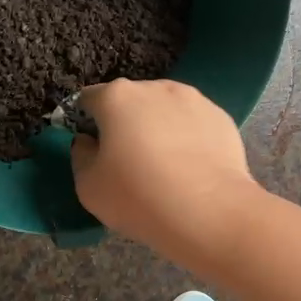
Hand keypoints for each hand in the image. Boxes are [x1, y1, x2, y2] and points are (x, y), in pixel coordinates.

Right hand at [70, 79, 256, 253]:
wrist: (211, 213)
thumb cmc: (139, 197)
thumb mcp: (89, 187)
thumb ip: (81, 155)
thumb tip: (89, 141)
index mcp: (115, 97)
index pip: (88, 100)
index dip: (86, 123)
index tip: (94, 152)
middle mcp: (153, 86)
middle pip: (129, 102)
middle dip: (125, 125)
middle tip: (130, 164)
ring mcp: (191, 98)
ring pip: (164, 110)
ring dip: (159, 128)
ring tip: (167, 167)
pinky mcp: (219, 115)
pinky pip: (193, 123)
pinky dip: (189, 138)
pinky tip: (193, 169)